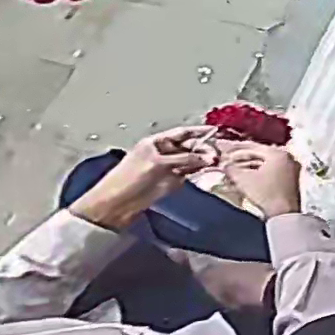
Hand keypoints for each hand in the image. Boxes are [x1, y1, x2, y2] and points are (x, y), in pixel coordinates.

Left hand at [69, 125, 217, 229]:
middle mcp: (165, 152)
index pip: (183, 133)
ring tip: (217, 162)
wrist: (117, 203)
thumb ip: (186, 158)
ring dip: (206, 160)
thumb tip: (210, 157)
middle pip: (192, 146)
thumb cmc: (130, 179)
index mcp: (156, 143)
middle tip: (217, 155)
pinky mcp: (175, 178)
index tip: (217, 131)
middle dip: (205, 149)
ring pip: (195, 159)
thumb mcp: (159, 164)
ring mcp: (171, 165)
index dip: (199, 131)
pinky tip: (210, 169)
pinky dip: (202, 170)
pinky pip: (193, 171)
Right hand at [220, 142, 302, 217]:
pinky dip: (257, 171)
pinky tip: (244, 175)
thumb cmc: (264, 192)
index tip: (220, 149)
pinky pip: (271, 169)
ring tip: (231, 168)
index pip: (253, 146)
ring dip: (247, 164)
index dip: (234, 148)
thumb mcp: (242, 178)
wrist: (284, 212)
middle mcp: (289, 157)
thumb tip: (223, 164)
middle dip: (240, 156)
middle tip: (224, 159)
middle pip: (260, 153)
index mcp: (279, 154)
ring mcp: (292, 167)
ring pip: (265, 162)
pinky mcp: (291, 177)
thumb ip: (230, 168)